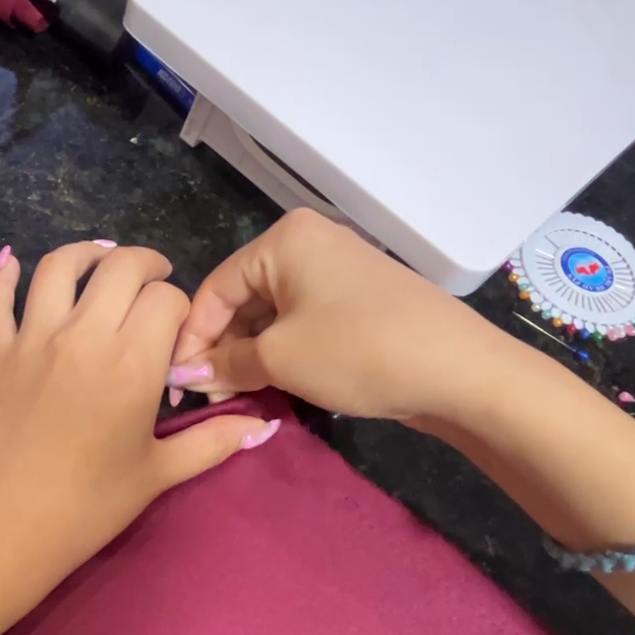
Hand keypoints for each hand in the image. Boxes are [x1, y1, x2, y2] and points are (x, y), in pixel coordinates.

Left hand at [0, 241, 279, 576]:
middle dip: (145, 264)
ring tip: (101, 260)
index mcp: (131, 362)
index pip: (167, 300)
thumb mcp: (157, 474)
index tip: (177, 336)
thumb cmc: (87, 508)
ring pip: (58, 267)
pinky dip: (5, 276)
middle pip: (119, 267)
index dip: (180, 309)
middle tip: (154, 281)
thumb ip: (213, 442)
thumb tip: (264, 426)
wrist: (2, 530)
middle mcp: (82, 336)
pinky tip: (13, 266)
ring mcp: (32, 340)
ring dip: (85, 254)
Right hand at [168, 209, 530, 428]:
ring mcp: (337, 271)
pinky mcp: (356, 301)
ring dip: (249, 355)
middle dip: (220, 348)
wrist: (459, 372)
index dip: (191, 338)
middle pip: (242, 299)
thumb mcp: (279, 359)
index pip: (215, 288)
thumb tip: (184, 374)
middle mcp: (309, 244)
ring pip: (271, 314)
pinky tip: (269, 383)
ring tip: (234, 394)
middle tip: (206, 395)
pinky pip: (301, 322)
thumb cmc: (357, 352)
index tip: (175, 383)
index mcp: (284, 240)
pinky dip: (281, 352)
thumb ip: (224, 364)